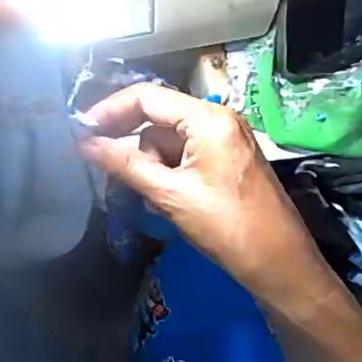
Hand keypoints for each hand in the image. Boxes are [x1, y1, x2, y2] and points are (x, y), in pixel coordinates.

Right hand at [77, 83, 339, 315]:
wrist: (280, 265)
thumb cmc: (227, 227)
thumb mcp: (169, 194)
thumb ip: (124, 164)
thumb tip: (85, 144)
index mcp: (208, 119)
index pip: (146, 97)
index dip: (109, 110)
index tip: (82, 130)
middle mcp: (217, 119)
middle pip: (155, 114)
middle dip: (128, 138)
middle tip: (99, 158)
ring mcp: (223, 138)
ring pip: (166, 136)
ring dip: (148, 159)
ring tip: (147, 193)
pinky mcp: (224, 157)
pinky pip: (182, 151)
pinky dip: (165, 168)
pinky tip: (162, 195)